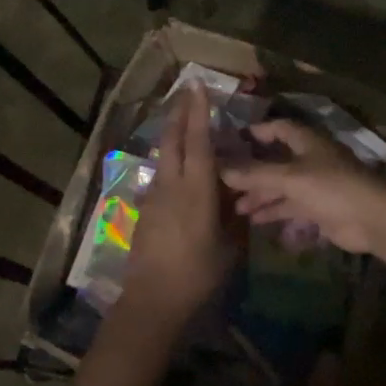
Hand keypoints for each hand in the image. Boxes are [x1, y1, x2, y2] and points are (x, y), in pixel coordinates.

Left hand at [120, 84, 231, 319]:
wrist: (152, 300)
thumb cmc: (198, 274)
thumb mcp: (228, 247)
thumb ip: (233, 217)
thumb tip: (240, 198)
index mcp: (196, 189)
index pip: (198, 141)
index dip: (199, 111)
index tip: (198, 85)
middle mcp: (172, 184)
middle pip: (173, 139)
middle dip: (180, 113)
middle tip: (187, 91)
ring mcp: (155, 196)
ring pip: (164, 156)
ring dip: (173, 134)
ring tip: (185, 123)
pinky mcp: (146, 211)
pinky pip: (161, 175)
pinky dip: (171, 161)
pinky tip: (179, 167)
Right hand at [220, 119, 385, 253]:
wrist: (371, 218)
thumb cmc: (330, 187)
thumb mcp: (290, 178)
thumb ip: (255, 174)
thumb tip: (220, 168)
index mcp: (306, 141)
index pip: (277, 128)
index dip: (255, 132)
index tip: (230, 141)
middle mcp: (309, 158)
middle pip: (276, 160)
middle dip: (253, 171)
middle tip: (226, 182)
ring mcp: (315, 184)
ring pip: (282, 186)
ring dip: (261, 195)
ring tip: (236, 208)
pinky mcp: (319, 207)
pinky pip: (291, 206)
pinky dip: (274, 211)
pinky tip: (255, 221)